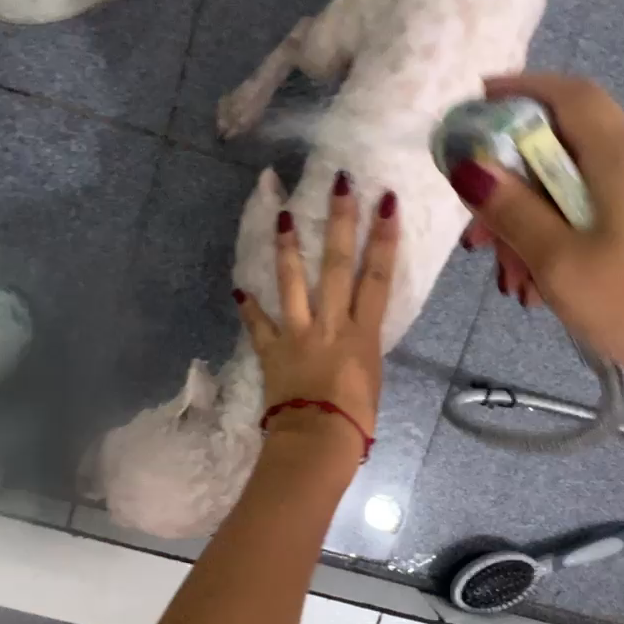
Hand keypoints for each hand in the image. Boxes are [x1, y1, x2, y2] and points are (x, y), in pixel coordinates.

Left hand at [235, 173, 398, 464]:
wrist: (318, 441)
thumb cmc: (355, 421)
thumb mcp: (371, 380)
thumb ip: (361, 352)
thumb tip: (354, 343)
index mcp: (362, 333)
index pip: (377, 277)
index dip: (383, 237)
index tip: (385, 200)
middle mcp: (331, 324)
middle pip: (337, 265)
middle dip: (340, 221)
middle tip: (339, 182)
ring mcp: (298, 335)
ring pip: (293, 283)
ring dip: (288, 248)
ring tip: (282, 215)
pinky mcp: (271, 351)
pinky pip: (258, 325)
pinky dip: (248, 308)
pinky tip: (237, 288)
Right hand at [451, 73, 623, 417]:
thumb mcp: (560, 263)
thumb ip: (511, 211)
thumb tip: (468, 166)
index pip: (567, 96)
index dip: (515, 94)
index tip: (469, 110)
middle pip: (566, 153)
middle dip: (512, 190)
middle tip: (476, 244)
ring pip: (581, 192)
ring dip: (534, 227)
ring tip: (515, 285)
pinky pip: (605, 218)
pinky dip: (566, 241)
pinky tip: (551, 289)